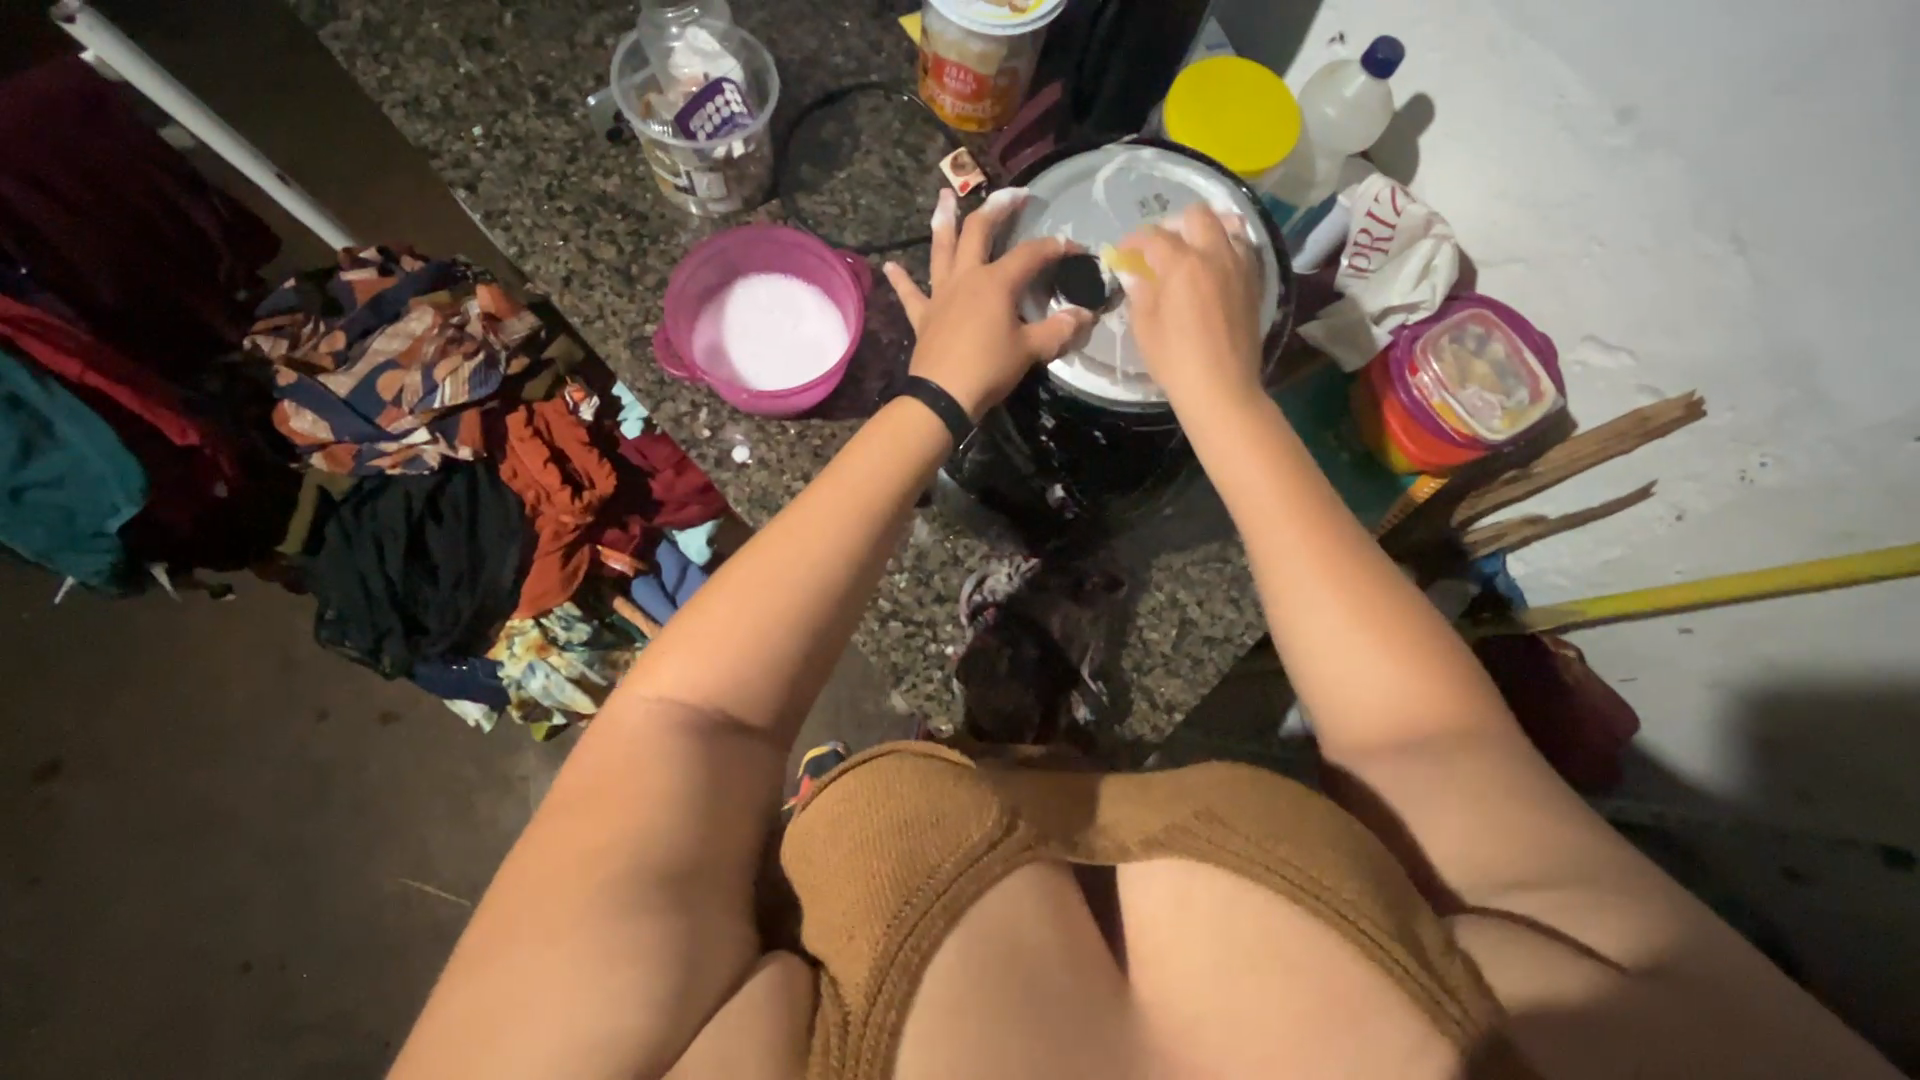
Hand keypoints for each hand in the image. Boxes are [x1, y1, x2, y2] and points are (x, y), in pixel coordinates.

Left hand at [883, 187, 1094, 419]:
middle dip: (998, 208)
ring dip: (943, 221)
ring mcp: (940, 294)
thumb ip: (1059, 330)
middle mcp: (966, 277)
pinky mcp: (923, 316)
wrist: (943, 396)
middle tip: (1012, 194)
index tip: (1076, 248)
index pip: (1032, 254)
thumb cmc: (989, 369)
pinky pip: (909, 293)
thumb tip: (1085, 316)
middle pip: (980, 231)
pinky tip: (889, 266)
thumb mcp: (1031, 350)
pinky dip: (900, 280)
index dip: (1056, 247)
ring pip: (941, 249)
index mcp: (996, 282)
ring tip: (944, 196)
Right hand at [1116, 202, 1264, 408]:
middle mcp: (1215, 255)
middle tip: (1161, 247)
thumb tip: (1136, 275)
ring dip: (1207, 232)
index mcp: (1182, 264)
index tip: (1123, 253)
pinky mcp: (1254, 284)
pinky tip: (1215, 269)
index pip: (1154, 237)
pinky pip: (1243, 250)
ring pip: (1228, 227)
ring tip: (1193, 251)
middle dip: (1174, 224)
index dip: (1134, 241)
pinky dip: (1227, 249)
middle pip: (1198, 216)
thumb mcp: (1145, 327)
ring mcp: (1240, 267)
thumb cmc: (1175, 360)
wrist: (1221, 387)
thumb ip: (1140, 293)